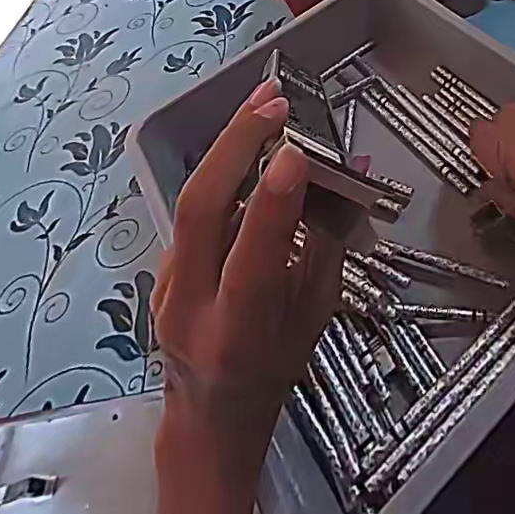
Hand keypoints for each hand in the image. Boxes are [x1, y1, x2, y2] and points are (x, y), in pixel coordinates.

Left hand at [152, 77, 343, 513]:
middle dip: (236, 145)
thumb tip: (354, 173)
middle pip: (200, 208)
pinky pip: (194, 204)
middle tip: (273, 102)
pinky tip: (247, 136)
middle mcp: (189, 304)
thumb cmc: (274, 369)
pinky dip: (224, 164)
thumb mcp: (317, 313)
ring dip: (228, 142)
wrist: (208, 413)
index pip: (252, 257)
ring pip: (190, 197)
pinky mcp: (160, 262)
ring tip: (263, 100)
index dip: (275, 202)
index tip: (296, 151)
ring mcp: (166, 280)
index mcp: (237, 331)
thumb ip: (330, 240)